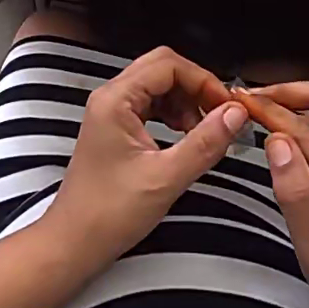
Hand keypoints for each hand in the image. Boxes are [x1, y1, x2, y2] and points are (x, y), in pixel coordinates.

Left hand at [42, 47, 245, 268]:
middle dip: (196, 87)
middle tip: (221, 114)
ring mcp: (111, 111)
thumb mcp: (166, 178)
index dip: (203, 80)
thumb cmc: (108, 213)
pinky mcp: (116, 127)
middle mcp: (110, 98)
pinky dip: (174, 114)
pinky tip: (187, 137)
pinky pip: (150, 105)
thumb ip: (205, 142)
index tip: (227, 106)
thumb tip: (234, 114)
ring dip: (186, 101)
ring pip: (158, 86)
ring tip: (206, 131)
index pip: (168, 65)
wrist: (74, 242)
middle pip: (162, 69)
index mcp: (115, 100)